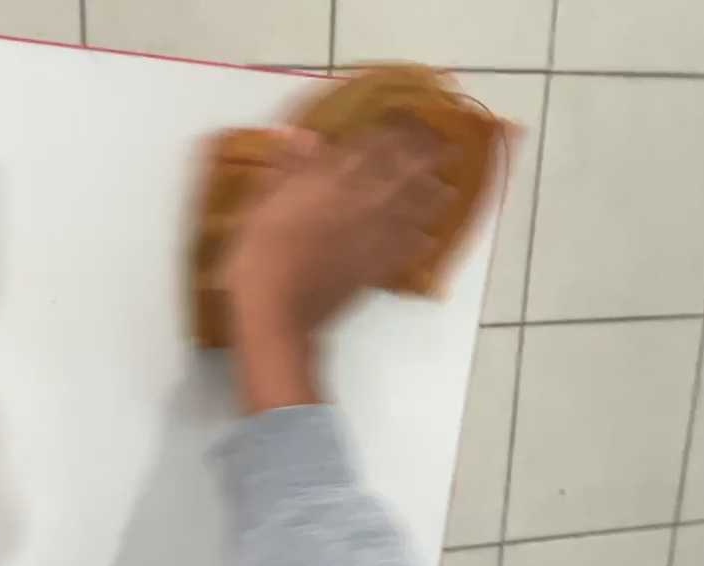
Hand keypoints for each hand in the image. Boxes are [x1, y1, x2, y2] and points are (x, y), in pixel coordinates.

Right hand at [218, 124, 449, 411]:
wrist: (274, 313)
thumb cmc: (257, 258)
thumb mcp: (260, 208)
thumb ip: (286, 171)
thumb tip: (298, 135)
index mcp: (334, 180)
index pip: (373, 143)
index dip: (393, 127)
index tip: (405, 115)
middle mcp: (365, 200)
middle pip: (408, 168)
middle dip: (427, 152)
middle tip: (446, 142)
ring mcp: (375, 236)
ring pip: (418, 205)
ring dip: (434, 191)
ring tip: (445, 185)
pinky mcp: (376, 268)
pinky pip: (409, 248)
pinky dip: (420, 239)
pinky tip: (426, 236)